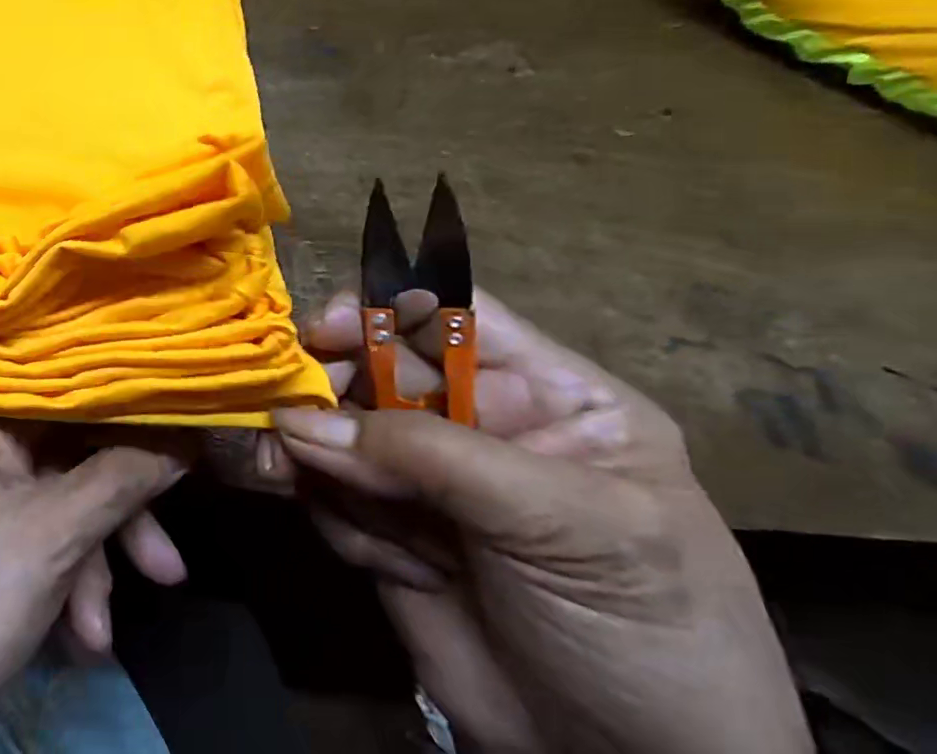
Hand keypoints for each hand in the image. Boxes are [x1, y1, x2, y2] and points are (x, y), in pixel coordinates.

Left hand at [0, 417, 186, 753]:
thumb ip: (125, 477)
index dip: (128, 419)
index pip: (71, 401)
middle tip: (167, 567)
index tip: (180, 443)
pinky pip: (51, 536)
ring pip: (69, 506)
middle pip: (77, 462)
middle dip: (121, 524)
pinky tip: (84, 634)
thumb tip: (184, 444)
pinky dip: (73, 581)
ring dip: (96, 568)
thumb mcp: (59, 530)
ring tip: (101, 633)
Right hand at [266, 289, 809, 753]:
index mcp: (547, 394)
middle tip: (293, 415)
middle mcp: (479, 423)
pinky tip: (392, 566)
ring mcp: (430, 480)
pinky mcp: (390, 531)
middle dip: (337, 389)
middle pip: (381, 368)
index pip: (455, 319)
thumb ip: (432, 458)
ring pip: (343, 431)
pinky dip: (338, 519)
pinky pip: (332, 494)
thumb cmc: (643, 628)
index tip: (324, 328)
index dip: (388, 309)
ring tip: (340, 506)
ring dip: (326, 463)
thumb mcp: (565, 522)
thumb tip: (301, 422)